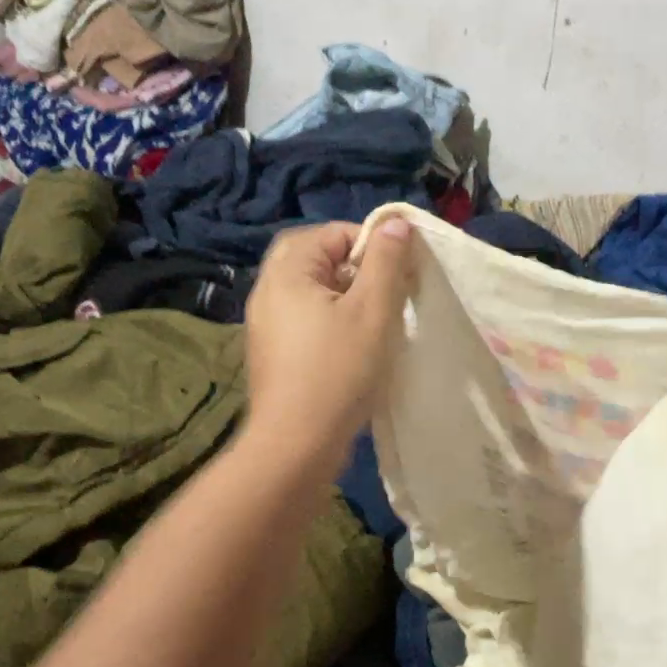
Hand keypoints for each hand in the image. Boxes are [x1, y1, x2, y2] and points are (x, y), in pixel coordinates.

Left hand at [241, 219, 413, 466]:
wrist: (296, 444)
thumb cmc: (338, 371)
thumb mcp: (372, 310)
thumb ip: (386, 261)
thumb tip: (395, 221)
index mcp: (287, 271)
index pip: (332, 233)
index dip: (372, 245)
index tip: (400, 273)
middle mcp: (268, 291)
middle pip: (317, 259)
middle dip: (357, 270)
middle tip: (387, 293)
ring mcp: (266, 325)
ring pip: (313, 292)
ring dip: (347, 298)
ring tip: (377, 323)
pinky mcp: (272, 354)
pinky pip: (305, 321)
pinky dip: (332, 323)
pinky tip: (355, 350)